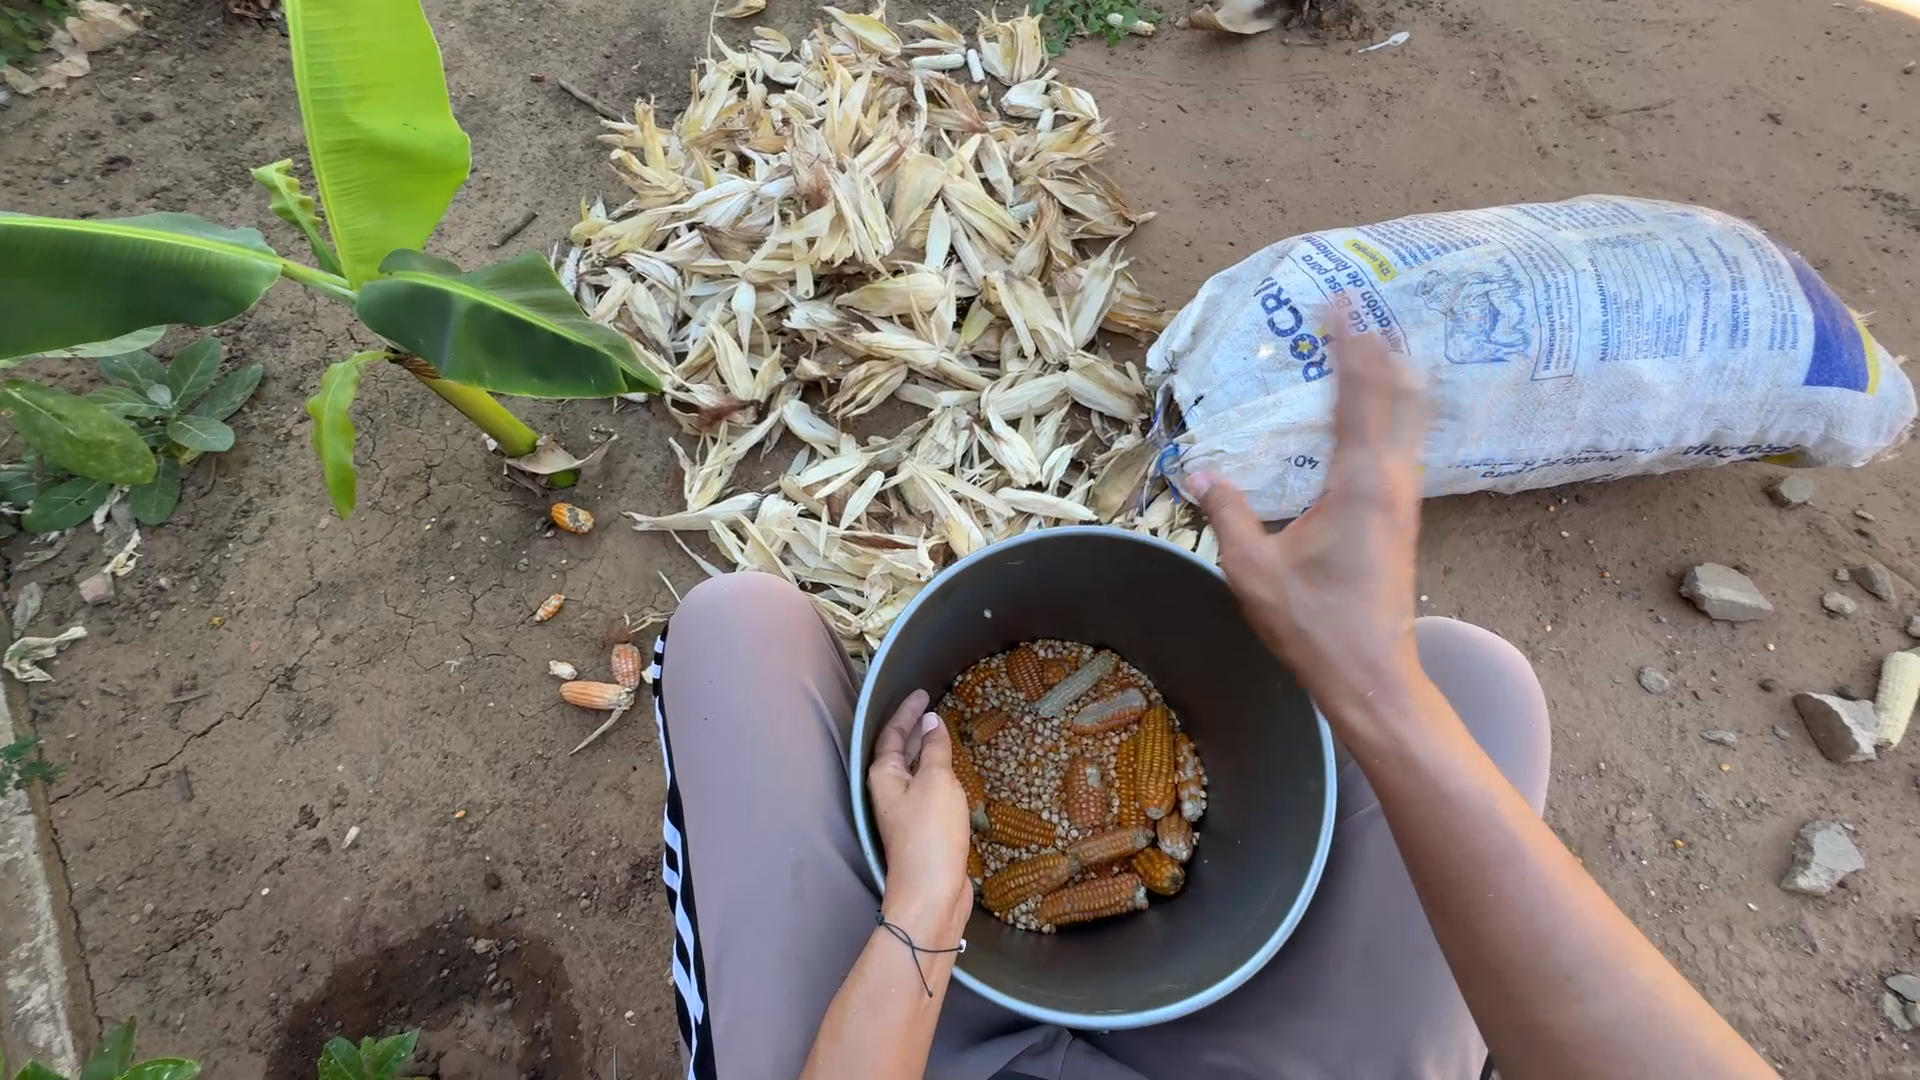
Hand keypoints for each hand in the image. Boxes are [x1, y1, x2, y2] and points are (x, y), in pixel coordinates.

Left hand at [868, 690, 972, 942]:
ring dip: (925, 750)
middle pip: (898, 749)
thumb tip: (932, 722)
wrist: (931, 893)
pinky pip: (927, 787)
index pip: (892, 732)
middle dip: (913, 728)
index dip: (907, 712)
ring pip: (913, 769)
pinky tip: (951, 771)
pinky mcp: (921, 826)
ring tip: (941, 732)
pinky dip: (937, 772)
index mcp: (884, 774)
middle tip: (932, 708)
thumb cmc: (930, 832)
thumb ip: (934, 749)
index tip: (923, 693)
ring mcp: (904, 810)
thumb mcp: (936, 781)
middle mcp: (889, 790)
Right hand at [1187, 317, 1428, 723]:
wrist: (1371, 673)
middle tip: (1359, 309)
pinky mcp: (1401, 516)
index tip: (1341, 303)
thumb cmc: (1311, 623)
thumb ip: (1227, 513)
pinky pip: (1402, 442)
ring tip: (1371, 343)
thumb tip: (1200, 472)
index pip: (1358, 395)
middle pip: (1398, 394)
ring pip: (1409, 417)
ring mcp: (1403, 499)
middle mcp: (1391, 481)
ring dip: (1391, 375)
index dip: (1351, 344)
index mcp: (1357, 484)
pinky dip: (1391, 409)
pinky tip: (1375, 411)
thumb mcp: (1252, 568)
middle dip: (1379, 346)